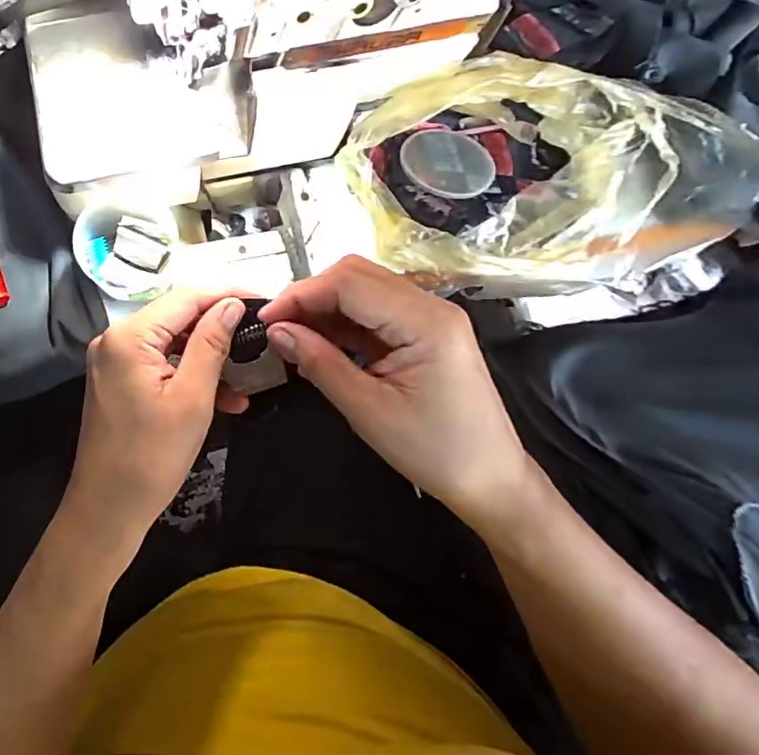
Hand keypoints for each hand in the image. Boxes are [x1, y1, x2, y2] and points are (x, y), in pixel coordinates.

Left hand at [61, 290, 246, 552]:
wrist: (108, 508)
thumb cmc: (152, 456)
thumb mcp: (192, 398)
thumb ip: (211, 344)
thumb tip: (230, 305)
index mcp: (128, 337)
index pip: (184, 298)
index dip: (224, 295)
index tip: (262, 300)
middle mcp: (114, 339)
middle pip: (176, 318)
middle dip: (219, 330)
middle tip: (260, 342)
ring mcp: (112, 359)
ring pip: (170, 343)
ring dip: (208, 358)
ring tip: (247, 381)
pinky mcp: (116, 379)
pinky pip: (158, 364)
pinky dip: (187, 375)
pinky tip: (223, 399)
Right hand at [258, 256, 535, 528]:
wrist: (492, 482)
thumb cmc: (434, 452)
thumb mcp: (367, 410)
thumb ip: (319, 363)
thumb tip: (276, 331)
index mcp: (426, 323)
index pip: (348, 284)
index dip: (301, 295)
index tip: (267, 321)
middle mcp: (431, 307)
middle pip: (354, 274)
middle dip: (309, 295)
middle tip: (278, 328)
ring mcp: (429, 316)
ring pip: (360, 287)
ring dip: (323, 306)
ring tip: (293, 337)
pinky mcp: (422, 330)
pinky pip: (372, 309)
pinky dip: (340, 320)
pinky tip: (319, 342)